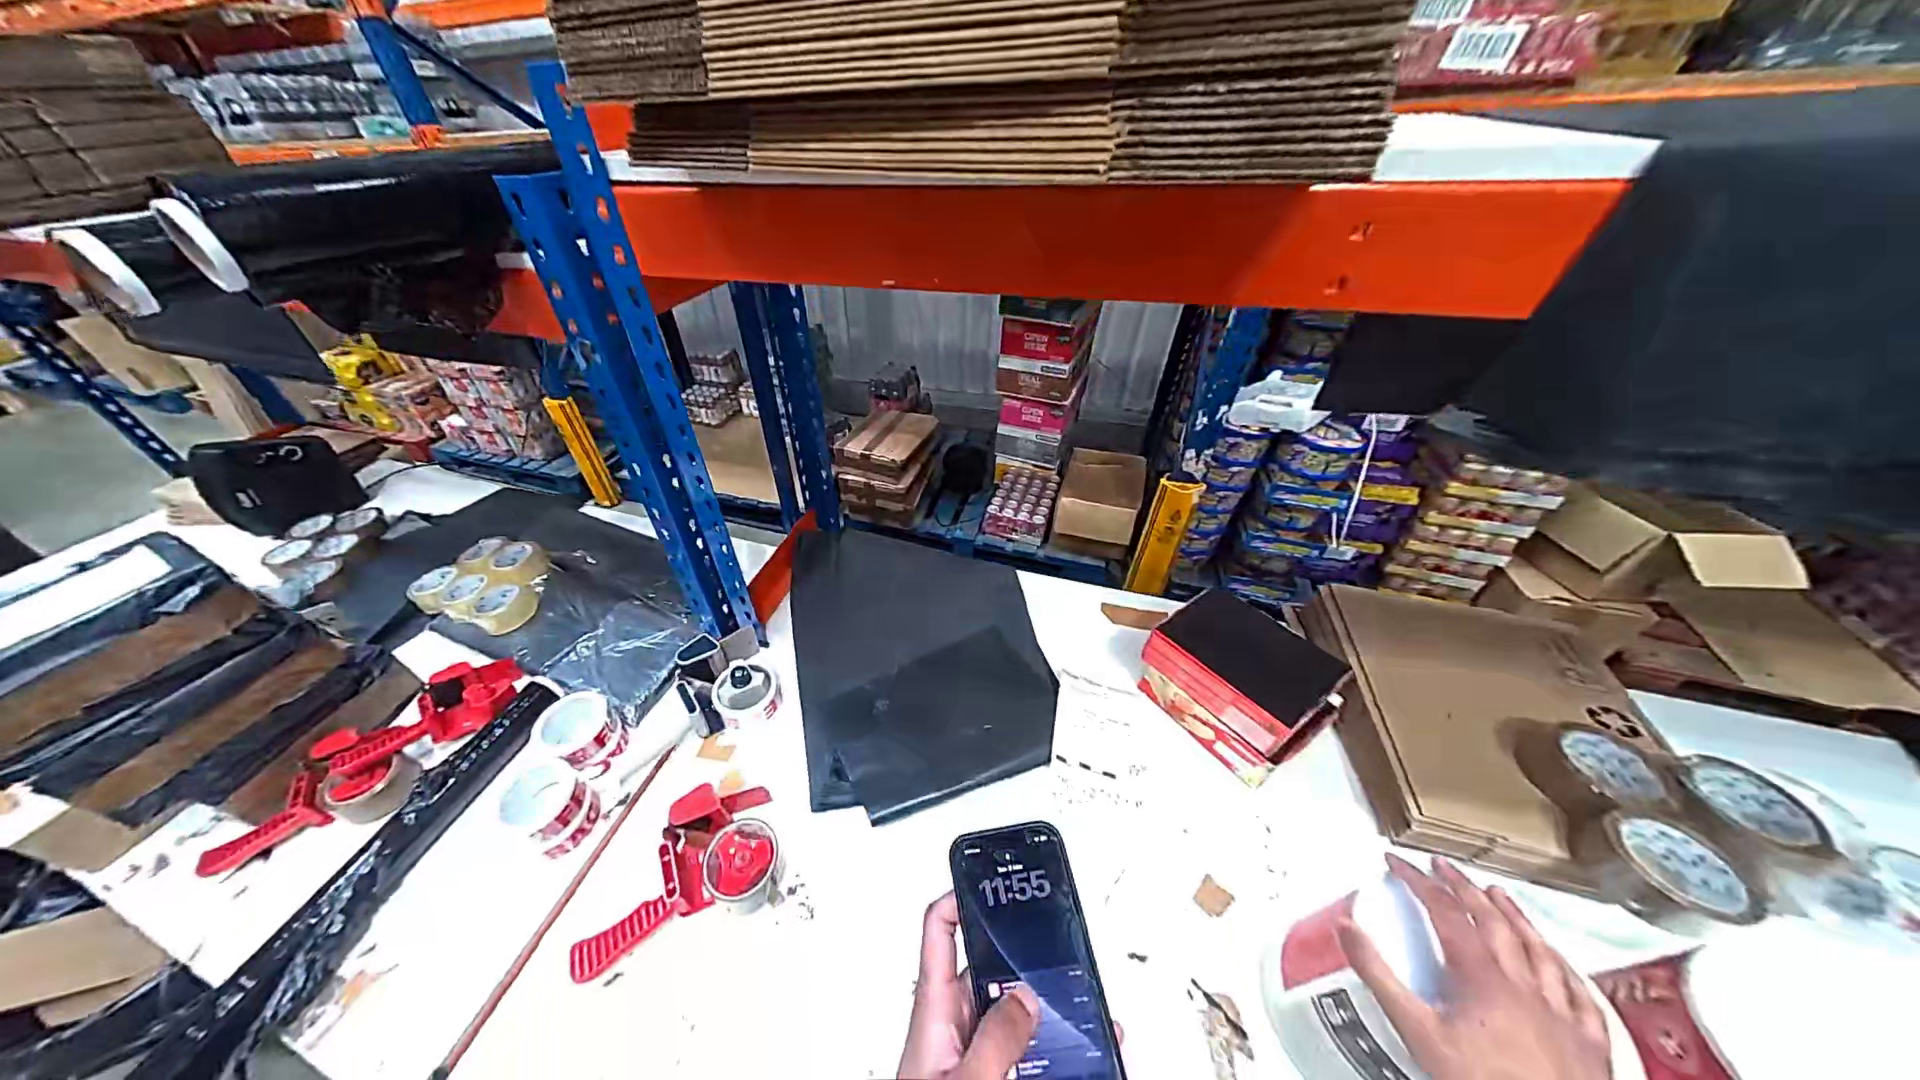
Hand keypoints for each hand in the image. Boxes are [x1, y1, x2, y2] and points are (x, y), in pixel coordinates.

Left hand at [898, 892, 1040, 1079]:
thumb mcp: (966, 1079)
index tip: (991, 883)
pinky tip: (1046, 1034)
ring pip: (996, 998)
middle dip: (1009, 949)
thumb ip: (996, 1038)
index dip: (961, 897)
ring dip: (1021, 993)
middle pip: (978, 959)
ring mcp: (960, 1043)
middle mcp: (945, 1019)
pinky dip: (1025, 1025)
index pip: (939, 927)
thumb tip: (1026, 996)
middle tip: (1044, 941)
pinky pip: (1004, 1031)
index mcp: (932, 1007)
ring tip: (1055, 991)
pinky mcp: (974, 1065)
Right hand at [1337, 854, 1611, 1079]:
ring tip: (1498, 894)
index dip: (1418, 880)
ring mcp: (1561, 1014)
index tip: (1397, 863)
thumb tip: (1345, 928)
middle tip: (1442, 867)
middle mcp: (1524, 985)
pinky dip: (1565, 967)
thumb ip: (1377, 974)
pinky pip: (1581, 994)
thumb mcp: (1416, 1030)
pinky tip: (1561, 961)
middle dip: (1463, 886)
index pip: (1445, 909)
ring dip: (1514, 915)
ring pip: (1539, 948)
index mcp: (1482, 975)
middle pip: (1493, 919)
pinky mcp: (1589, 1046)